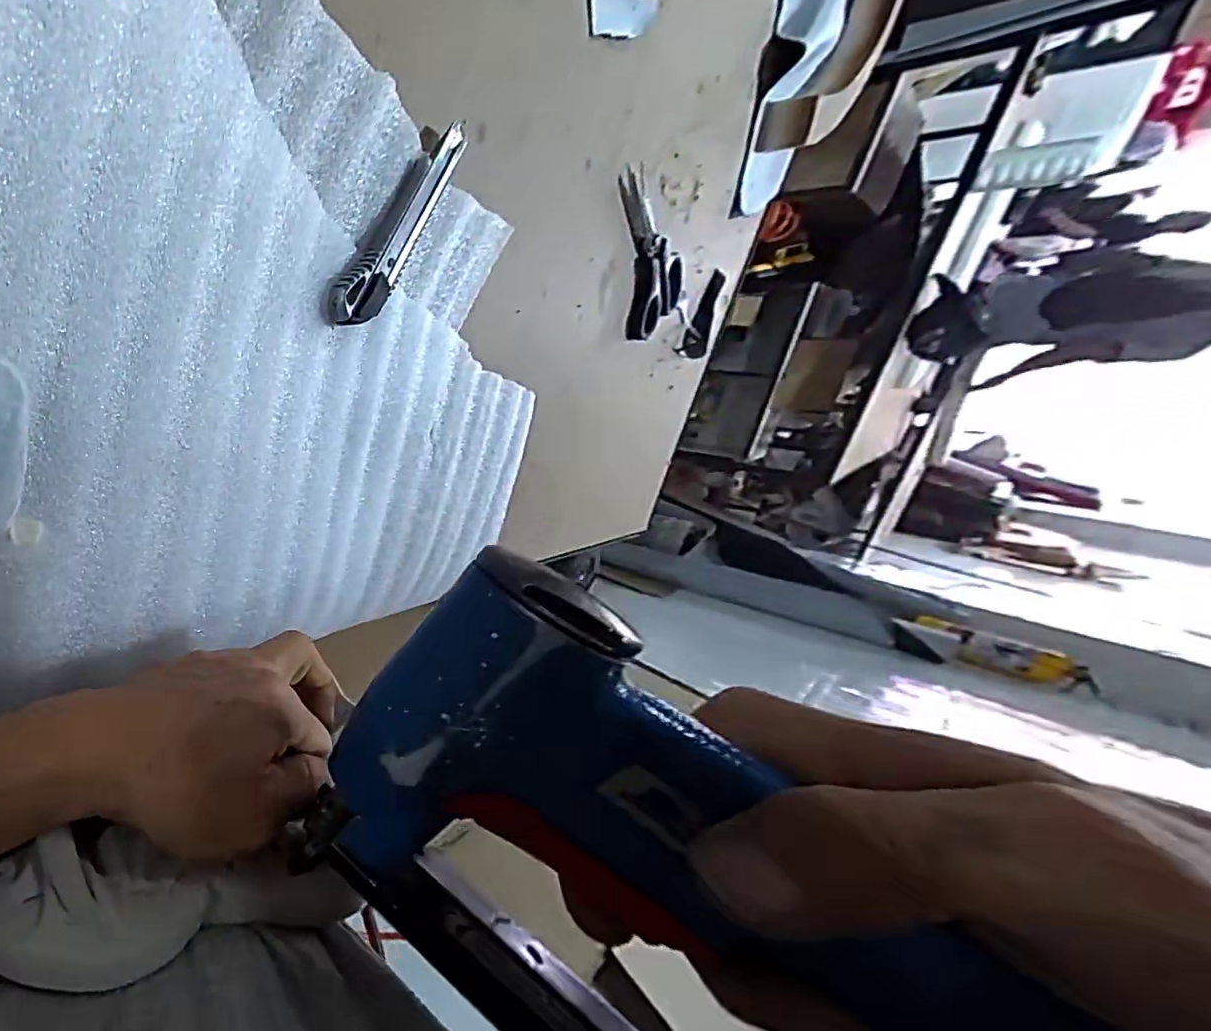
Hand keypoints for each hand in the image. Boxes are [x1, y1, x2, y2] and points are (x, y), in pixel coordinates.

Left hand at [69, 632, 342, 861]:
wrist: (99, 746)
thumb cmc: (182, 787)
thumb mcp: (253, 815)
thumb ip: (300, 792)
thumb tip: (315, 770)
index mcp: (278, 702)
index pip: (321, 734)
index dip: (317, 769)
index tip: (298, 797)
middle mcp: (252, 668)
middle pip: (302, 656)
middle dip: (318, 688)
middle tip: (309, 727)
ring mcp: (212, 661)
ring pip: (260, 662)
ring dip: (272, 693)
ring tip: (254, 741)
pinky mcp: (178, 667)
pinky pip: (224, 674)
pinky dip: (234, 696)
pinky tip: (210, 733)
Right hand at [564, 688, 1210, 1030]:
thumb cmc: (1193, 908)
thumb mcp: (1044, 852)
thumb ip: (875, 838)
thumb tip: (717, 868)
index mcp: (848, 772)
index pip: (699, 736)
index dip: (631, 767)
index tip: (587, 840)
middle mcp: (836, 833)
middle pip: (701, 846)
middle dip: (693, 907)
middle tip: (728, 969)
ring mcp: (865, 918)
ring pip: (748, 939)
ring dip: (773, 992)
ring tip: (860, 1027)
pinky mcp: (892, 993)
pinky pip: (804, 1005)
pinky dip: (812, 1028)